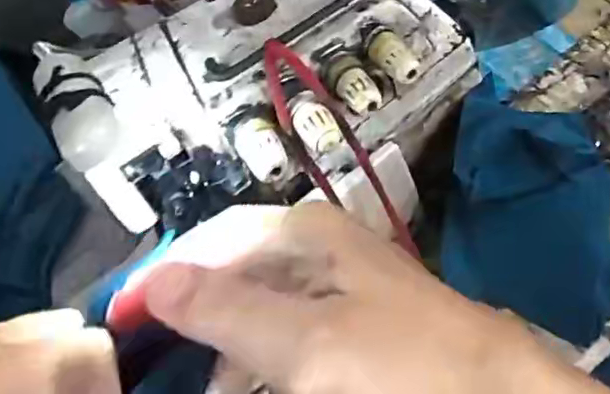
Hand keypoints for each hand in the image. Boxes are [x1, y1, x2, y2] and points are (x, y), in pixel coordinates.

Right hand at [136, 204, 606, 393]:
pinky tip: (249, 382)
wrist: (489, 387)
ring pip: (258, 304)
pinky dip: (260, 357)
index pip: (216, 237)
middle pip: (234, 268)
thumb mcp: (306, 341)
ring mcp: (335, 280)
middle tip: (155, 361)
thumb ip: (230, 309)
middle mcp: (317, 243)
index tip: (120, 320)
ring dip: (226, 344)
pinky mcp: (349, 318)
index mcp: (305, 231)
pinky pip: (286, 329)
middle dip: (195, 312)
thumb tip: (155, 277)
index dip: (167, 275)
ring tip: (205, 385)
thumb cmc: (397, 357)